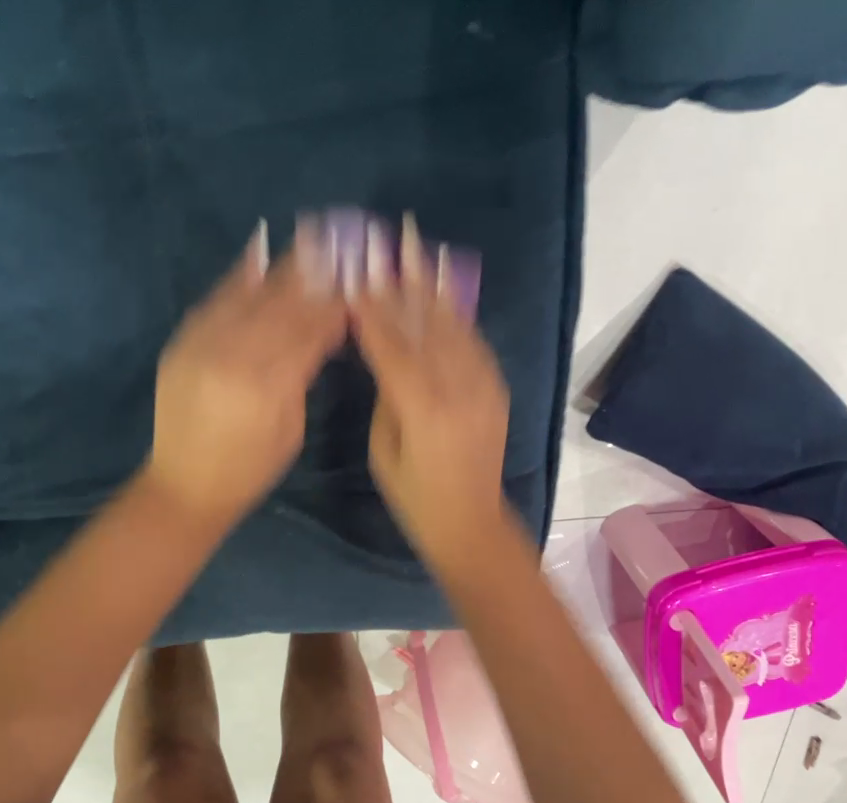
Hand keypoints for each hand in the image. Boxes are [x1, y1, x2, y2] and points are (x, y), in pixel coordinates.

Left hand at [144, 219, 345, 524]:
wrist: (184, 484)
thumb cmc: (250, 468)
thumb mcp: (291, 427)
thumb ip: (305, 372)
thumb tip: (328, 326)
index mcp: (268, 386)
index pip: (311, 330)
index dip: (337, 301)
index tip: (362, 277)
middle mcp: (233, 356)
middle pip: (283, 304)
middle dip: (316, 272)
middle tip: (344, 243)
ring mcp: (202, 344)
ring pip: (251, 294)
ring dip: (284, 265)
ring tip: (312, 236)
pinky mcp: (182, 341)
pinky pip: (216, 298)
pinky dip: (242, 274)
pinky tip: (261, 248)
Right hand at [352, 215, 511, 561]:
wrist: (472, 522)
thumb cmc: (415, 497)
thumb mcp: (385, 450)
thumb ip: (387, 395)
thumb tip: (383, 350)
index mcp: (424, 409)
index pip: (392, 345)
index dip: (371, 307)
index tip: (352, 272)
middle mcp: (458, 388)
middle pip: (426, 323)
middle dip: (404, 277)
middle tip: (388, 237)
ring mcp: (482, 384)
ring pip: (452, 324)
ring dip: (430, 283)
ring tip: (414, 245)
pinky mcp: (494, 386)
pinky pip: (470, 339)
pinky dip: (452, 310)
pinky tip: (439, 284)